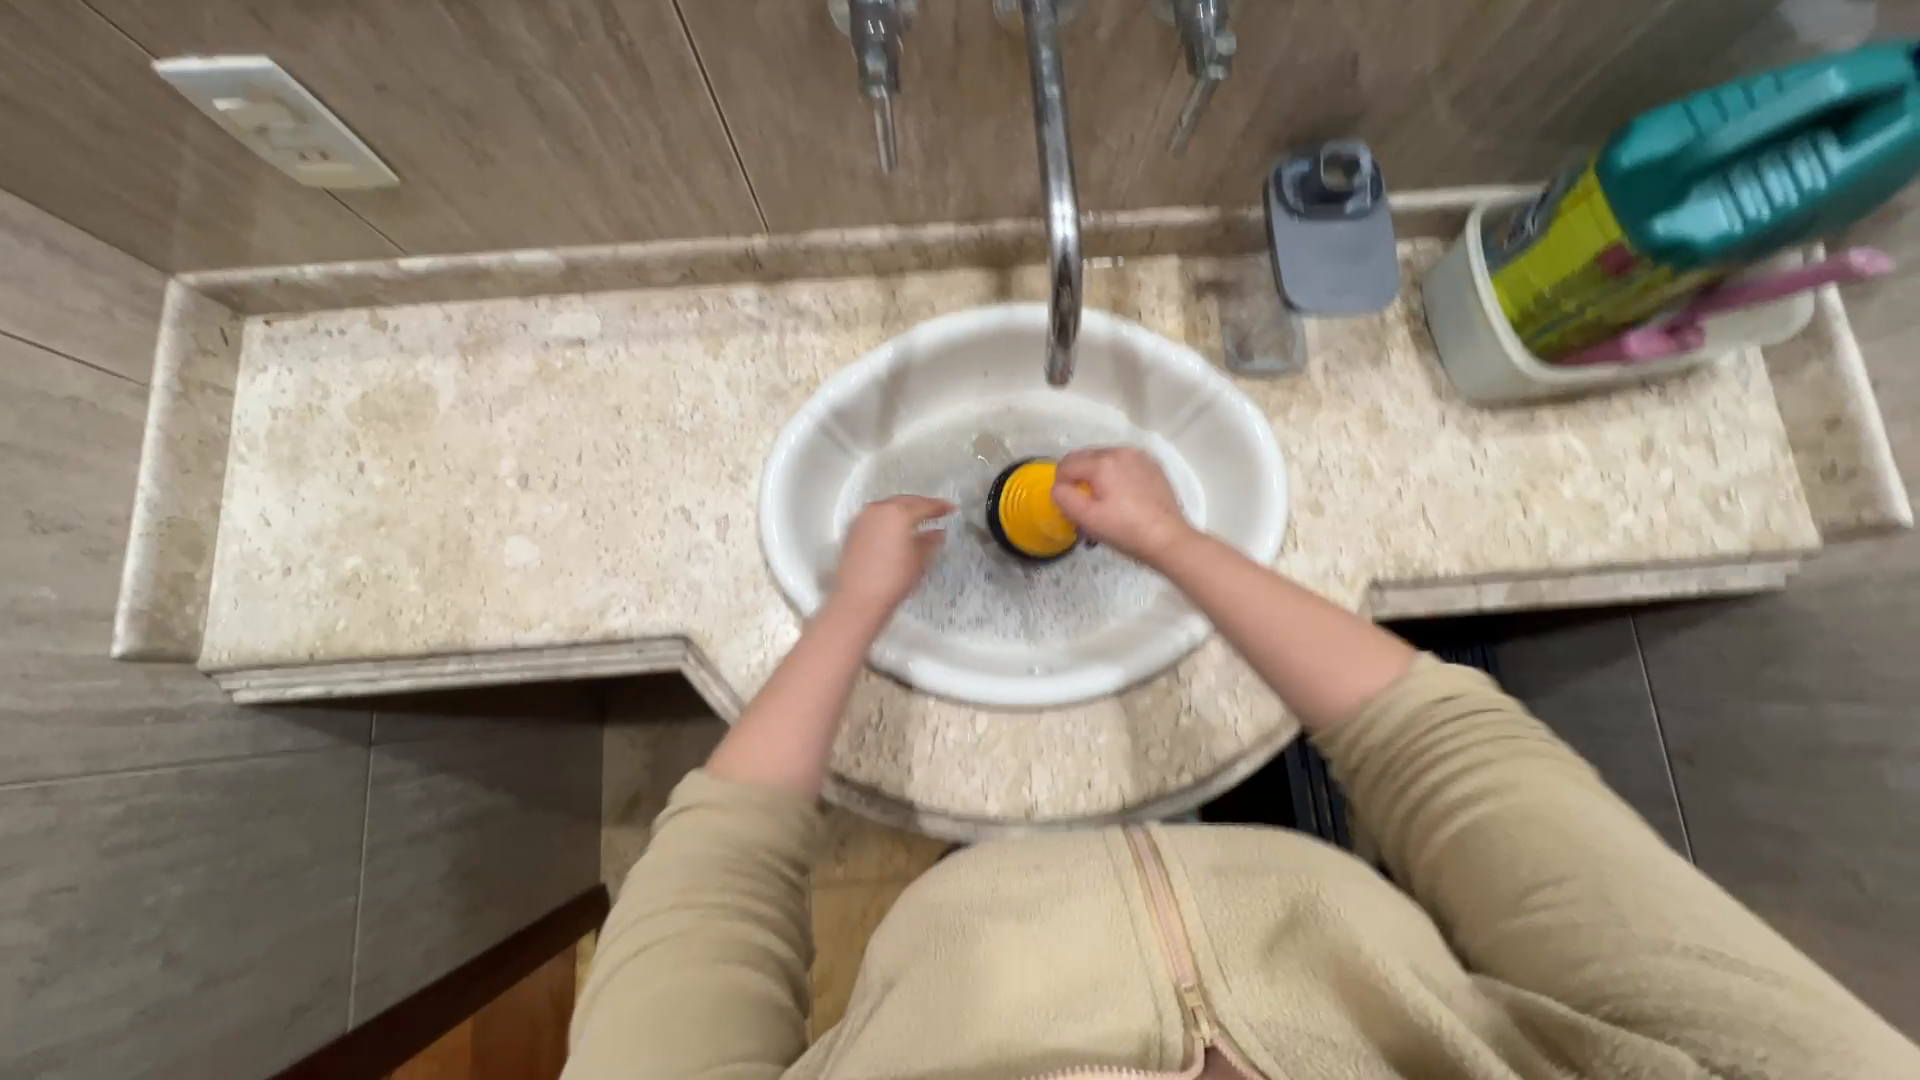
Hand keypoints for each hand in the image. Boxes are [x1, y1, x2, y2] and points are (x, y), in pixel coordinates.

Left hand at [831, 495, 953, 615]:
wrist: (858, 598)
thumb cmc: (894, 579)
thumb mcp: (919, 560)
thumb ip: (930, 541)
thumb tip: (938, 533)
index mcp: (899, 513)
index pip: (924, 505)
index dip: (940, 507)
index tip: (952, 509)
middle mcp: (879, 509)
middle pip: (905, 502)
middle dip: (921, 505)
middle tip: (936, 512)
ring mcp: (863, 518)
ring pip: (888, 507)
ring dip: (904, 510)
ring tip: (917, 519)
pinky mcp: (853, 530)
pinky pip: (876, 516)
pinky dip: (889, 518)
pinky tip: (896, 528)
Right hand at [1051, 447, 1192, 565]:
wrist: (1168, 538)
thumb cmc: (1125, 530)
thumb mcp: (1086, 518)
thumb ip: (1063, 497)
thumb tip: (1058, 486)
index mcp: (1102, 462)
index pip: (1066, 464)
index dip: (1061, 485)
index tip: (1070, 505)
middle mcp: (1121, 451)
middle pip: (1085, 457)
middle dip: (1078, 477)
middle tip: (1084, 503)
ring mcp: (1139, 456)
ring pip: (1104, 458)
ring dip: (1096, 474)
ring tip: (1104, 499)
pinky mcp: (1152, 465)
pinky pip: (1123, 463)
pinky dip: (1116, 474)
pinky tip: (1123, 496)